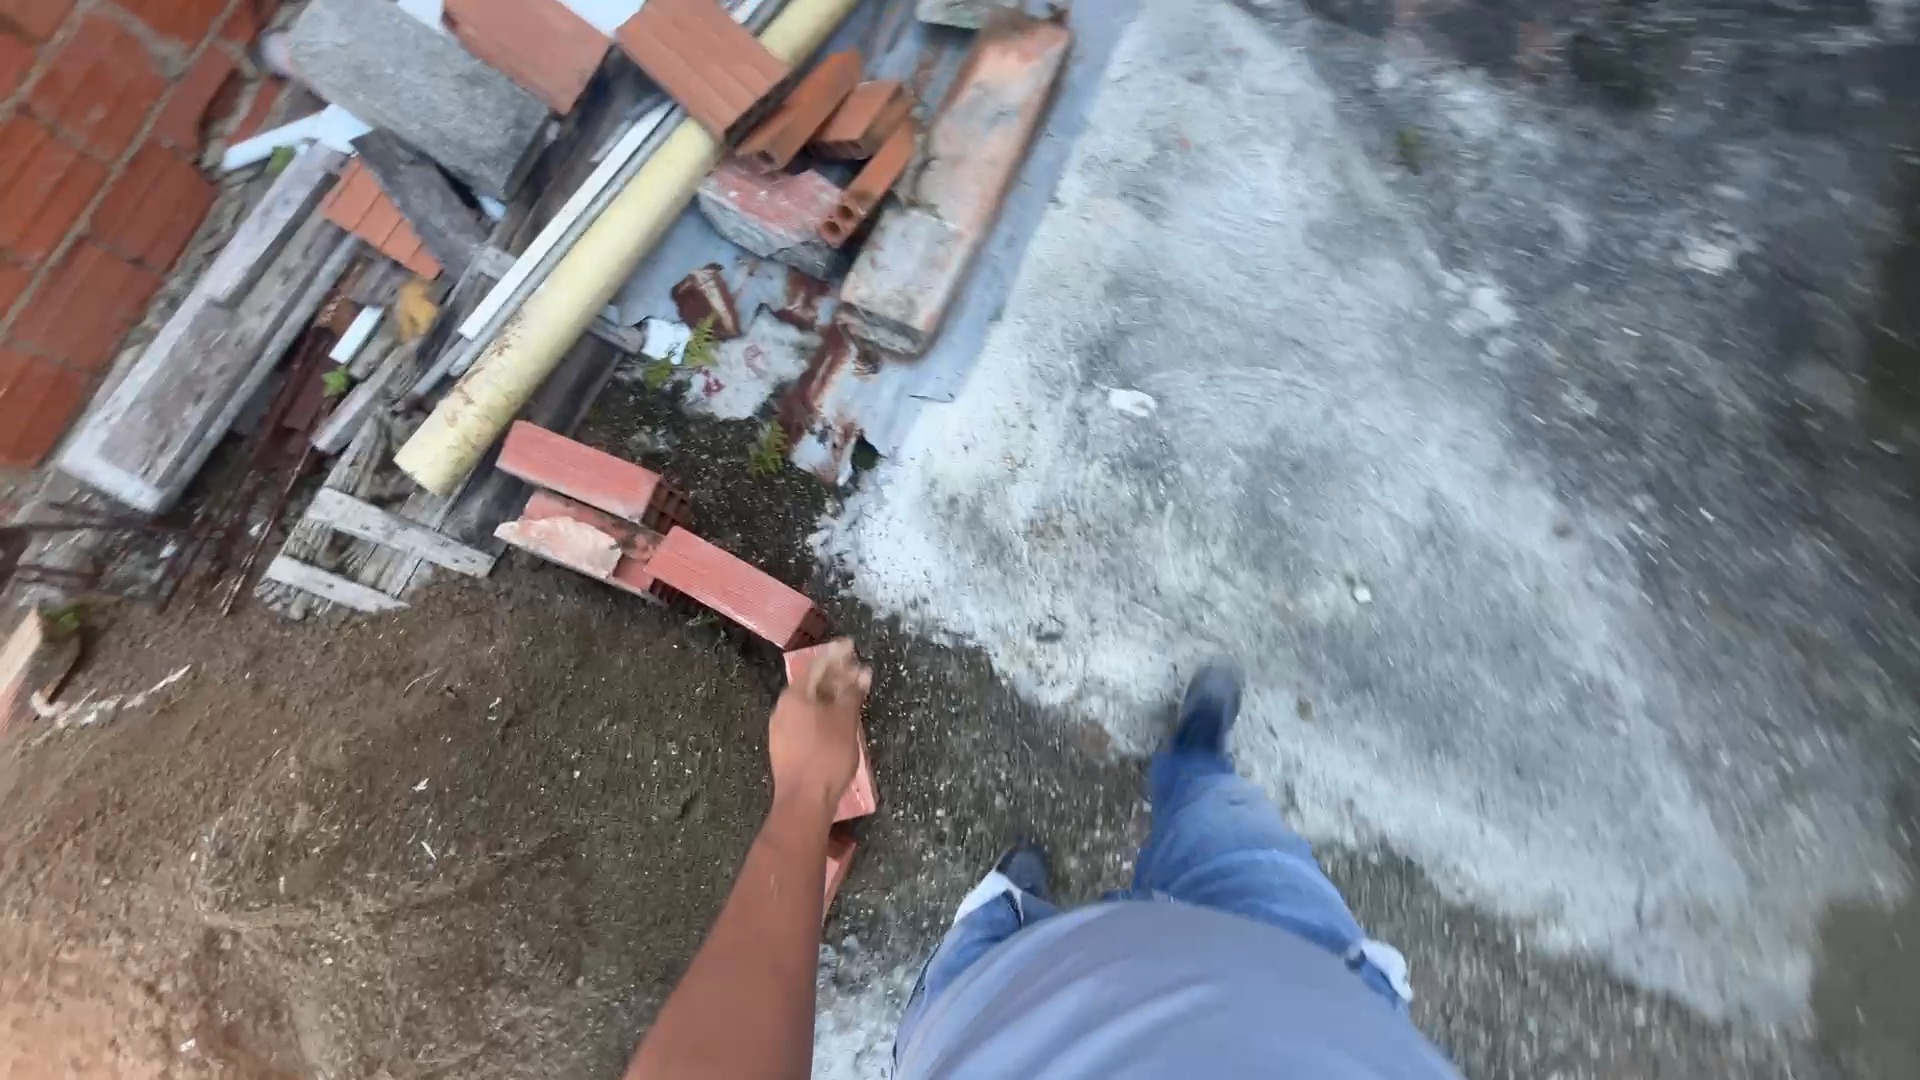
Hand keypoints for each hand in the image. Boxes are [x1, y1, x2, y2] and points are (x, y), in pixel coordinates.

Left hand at [768, 639, 871, 818]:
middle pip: (812, 683)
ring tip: (852, 691)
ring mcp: (782, 728)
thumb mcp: (846, 721)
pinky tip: (838, 717)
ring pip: (809, 702)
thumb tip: (863, 672)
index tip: (851, 645)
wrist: (804, 801)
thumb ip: (853, 693)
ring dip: (831, 694)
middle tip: (857, 668)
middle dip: (836, 674)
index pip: (817, 665)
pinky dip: (823, 712)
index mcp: (794, 696)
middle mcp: (783, 708)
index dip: (836, 654)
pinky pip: (806, 718)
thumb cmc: (826, 755)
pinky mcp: (786, 746)